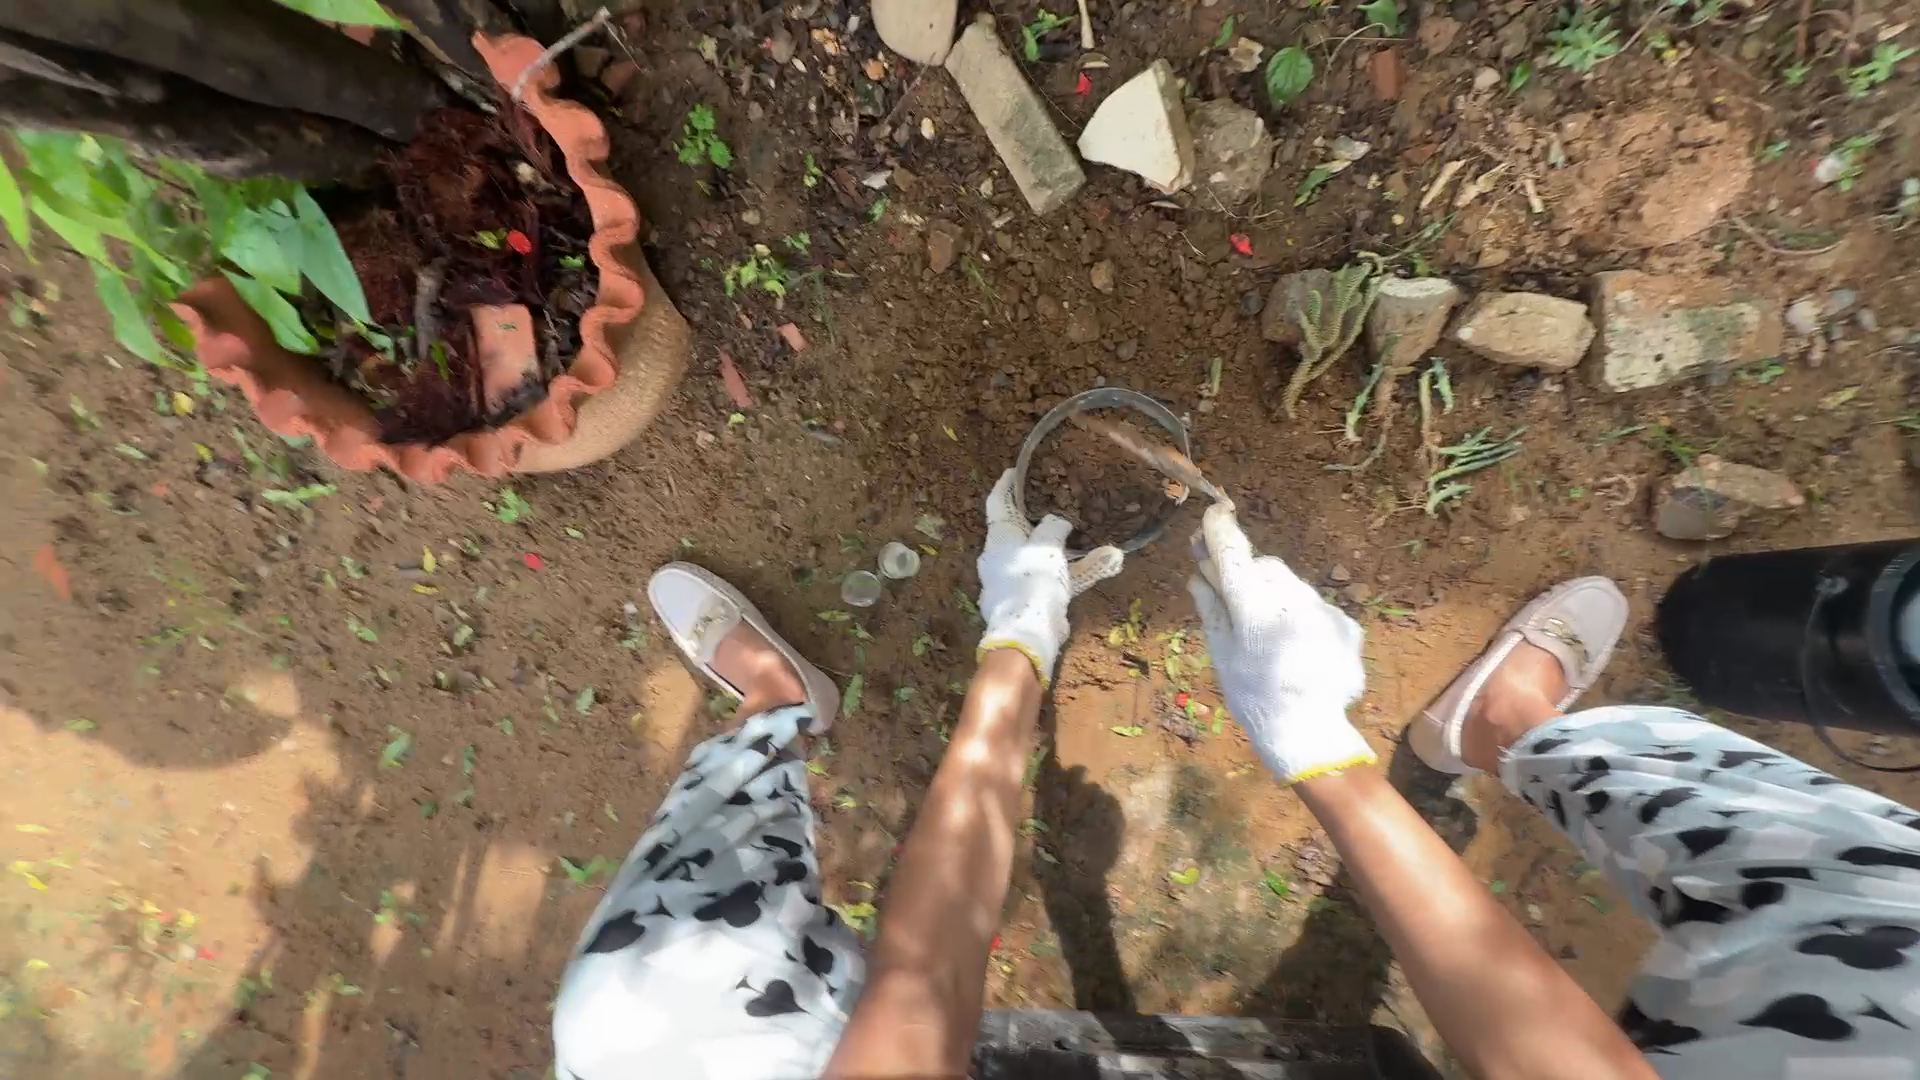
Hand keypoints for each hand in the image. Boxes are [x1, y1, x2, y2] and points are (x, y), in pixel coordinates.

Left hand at [976, 470, 1123, 686]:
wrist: (1029, 632)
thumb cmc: (1032, 580)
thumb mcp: (1046, 545)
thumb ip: (1053, 527)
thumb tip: (1057, 521)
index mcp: (999, 538)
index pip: (998, 503)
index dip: (1005, 486)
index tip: (1014, 472)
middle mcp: (1002, 557)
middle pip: (1018, 527)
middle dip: (1035, 513)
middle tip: (1053, 497)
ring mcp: (1016, 578)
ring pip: (1041, 553)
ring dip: (1063, 543)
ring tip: (1085, 528)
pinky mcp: (1033, 597)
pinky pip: (1055, 575)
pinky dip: (1076, 568)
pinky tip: (1106, 561)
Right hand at [1187, 502, 1374, 784]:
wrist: (1309, 732)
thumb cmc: (1252, 696)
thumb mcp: (1221, 654)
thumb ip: (1212, 607)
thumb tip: (1199, 573)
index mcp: (1255, 610)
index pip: (1234, 554)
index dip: (1220, 529)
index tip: (1213, 511)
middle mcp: (1293, 601)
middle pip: (1264, 564)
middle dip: (1245, 569)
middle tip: (1228, 588)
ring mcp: (1323, 611)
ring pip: (1289, 581)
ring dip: (1271, 589)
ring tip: (1264, 626)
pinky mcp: (1345, 622)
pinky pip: (1311, 602)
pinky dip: (1296, 609)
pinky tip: (1291, 640)